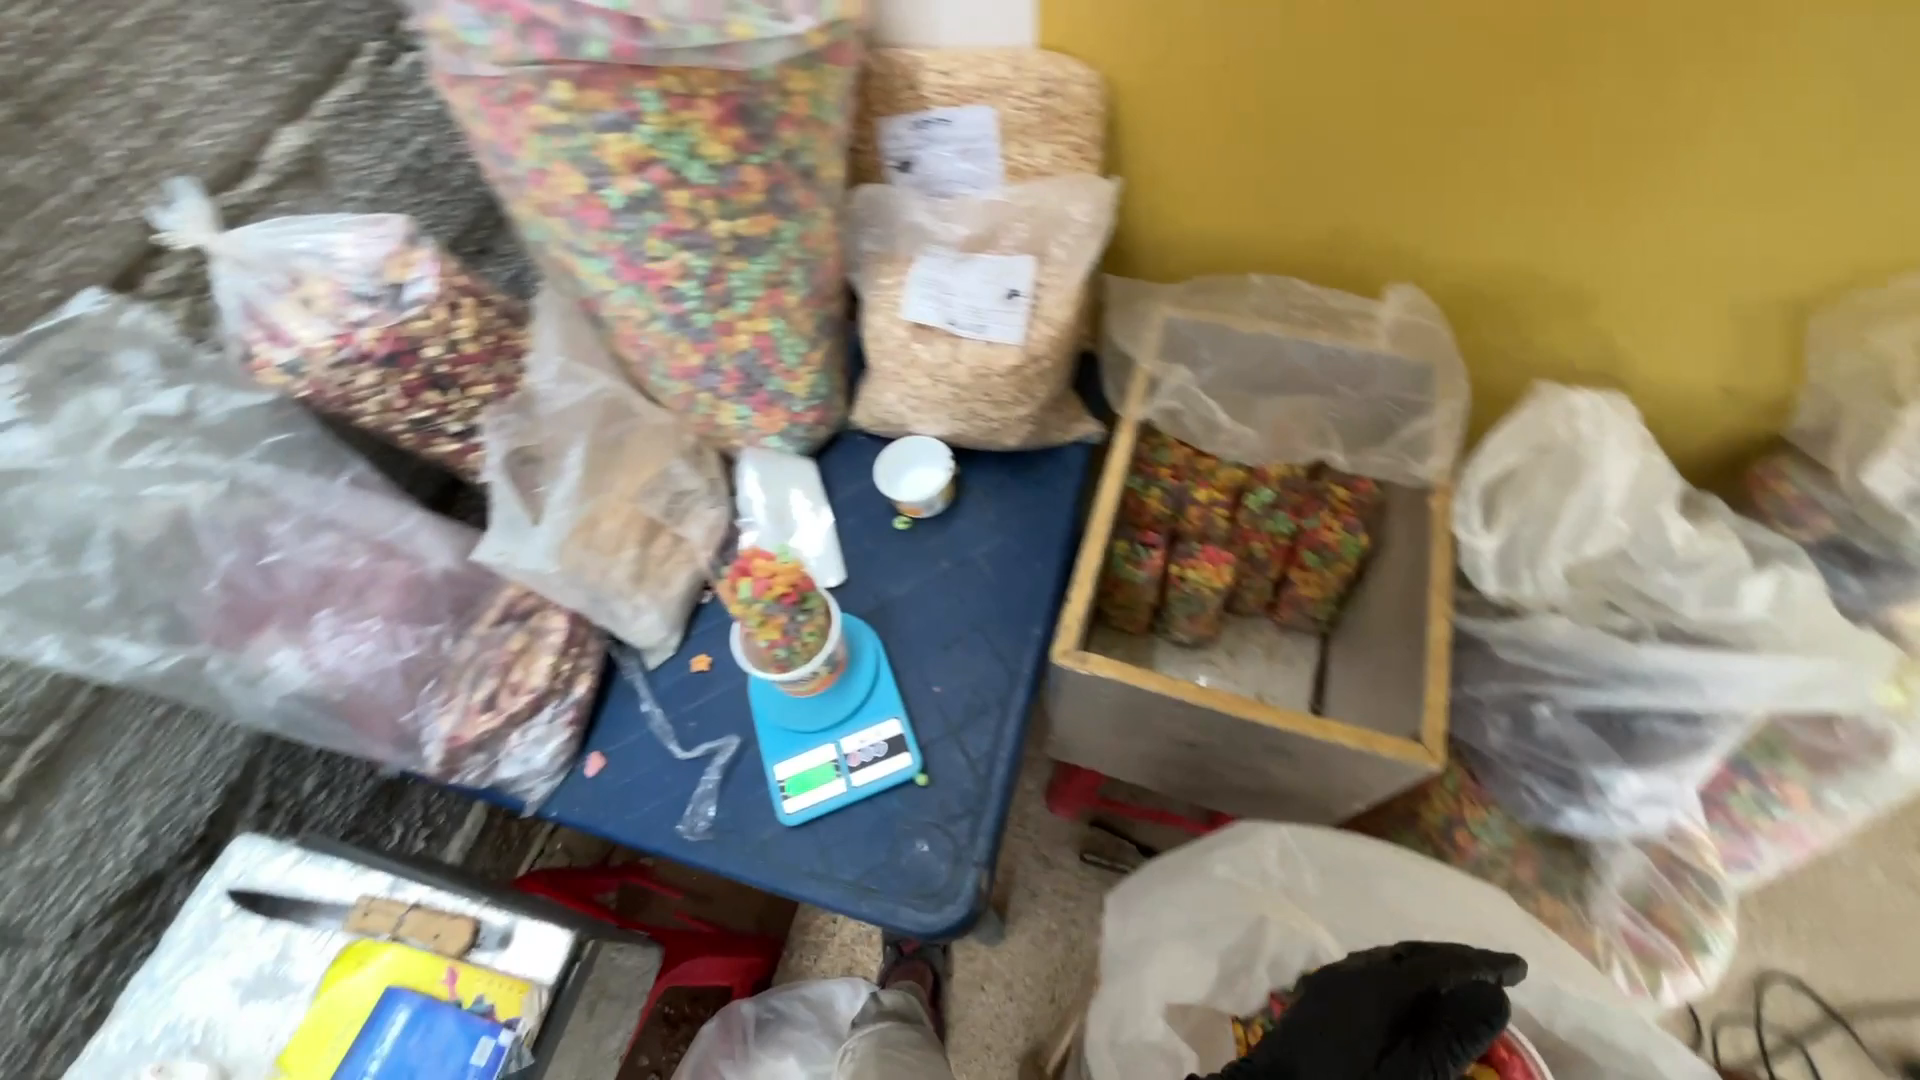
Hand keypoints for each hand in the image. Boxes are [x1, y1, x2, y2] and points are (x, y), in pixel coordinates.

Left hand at [1214, 941, 1526, 1079]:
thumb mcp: (1411, 1077)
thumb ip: (1452, 1037)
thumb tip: (1494, 993)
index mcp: (1374, 985)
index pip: (1438, 964)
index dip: (1482, 962)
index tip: (1521, 968)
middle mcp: (1349, 972)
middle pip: (1410, 954)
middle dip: (1456, 959)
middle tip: (1499, 970)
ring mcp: (1328, 982)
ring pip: (1386, 961)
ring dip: (1427, 966)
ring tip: (1463, 981)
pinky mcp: (1318, 999)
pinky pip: (1368, 973)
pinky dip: (1401, 977)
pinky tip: (1412, 998)